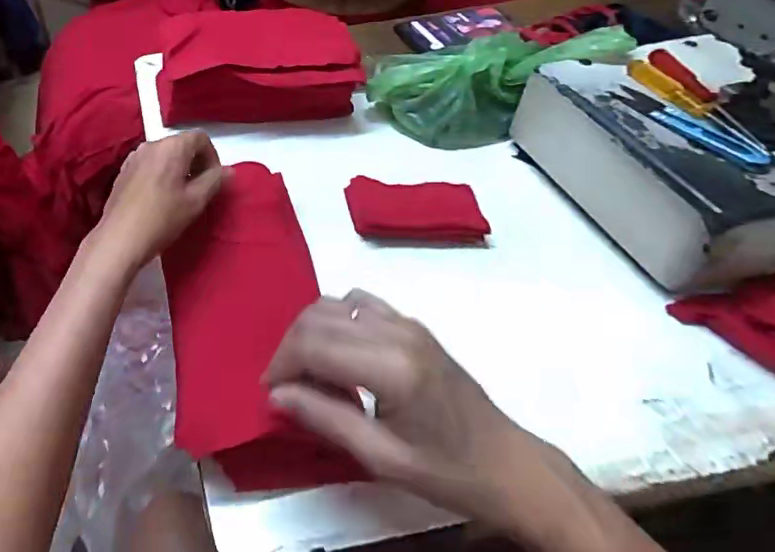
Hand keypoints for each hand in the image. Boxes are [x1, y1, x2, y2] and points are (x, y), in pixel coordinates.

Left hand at [93, 132, 228, 270]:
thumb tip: (228, 170)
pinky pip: (150, 164)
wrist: (119, 239)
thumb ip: (215, 180)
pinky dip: (160, 173)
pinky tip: (160, 198)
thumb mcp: (196, 201)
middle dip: (195, 162)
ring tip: (180, 195)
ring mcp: (134, 157)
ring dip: (178, 168)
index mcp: (172, 146)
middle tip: (200, 189)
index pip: (201, 138)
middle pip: (182, 144)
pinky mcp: (123, 171)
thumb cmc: (162, 218)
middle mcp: (151, 145)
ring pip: (165, 155)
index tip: (213, 180)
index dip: (212, 156)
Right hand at [263, 292, 565, 536]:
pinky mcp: (412, 323)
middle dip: (290, 346)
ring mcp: (406, 321)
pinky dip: (336, 319)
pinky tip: (337, 352)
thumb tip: (275, 395)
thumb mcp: (382, 458)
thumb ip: (325, 418)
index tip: (268, 391)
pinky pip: (360, 303)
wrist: (506, 462)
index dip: (282, 363)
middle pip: (319, 316)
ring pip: (336, 303)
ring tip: (306, 371)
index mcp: (391, 366)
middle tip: (281, 385)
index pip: (314, 343)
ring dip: (311, 330)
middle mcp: (396, 330)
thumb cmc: (446, 471)